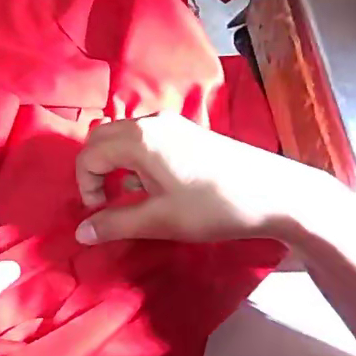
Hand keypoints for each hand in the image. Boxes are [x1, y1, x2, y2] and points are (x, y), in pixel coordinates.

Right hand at [73, 114, 344, 244]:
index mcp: (138, 139)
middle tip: (108, 202)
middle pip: (101, 137)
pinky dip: (135, 159)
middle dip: (95, 170)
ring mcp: (172, 124)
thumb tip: (80, 232)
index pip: (89, 155)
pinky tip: (157, 185)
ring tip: (134, 196)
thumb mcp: (160, 220)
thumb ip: (115, 224)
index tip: (101, 212)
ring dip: (116, 164)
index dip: (86, 186)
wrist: (275, 193)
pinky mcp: (188, 131)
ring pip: (123, 136)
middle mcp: (151, 122)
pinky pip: (145, 138)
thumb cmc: (213, 207)